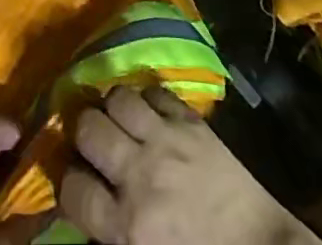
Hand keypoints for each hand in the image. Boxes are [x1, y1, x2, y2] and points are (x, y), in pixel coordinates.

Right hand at [61, 86, 319, 244]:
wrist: (255, 239)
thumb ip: (110, 231)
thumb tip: (89, 204)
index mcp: (126, 224)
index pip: (72, 190)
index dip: (66, 181)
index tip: (74, 177)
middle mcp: (141, 173)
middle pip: (90, 130)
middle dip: (81, 130)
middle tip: (88, 137)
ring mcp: (168, 140)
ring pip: (120, 98)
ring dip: (111, 106)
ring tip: (116, 117)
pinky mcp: (193, 120)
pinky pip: (156, 92)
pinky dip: (146, 97)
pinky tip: (148, 111)